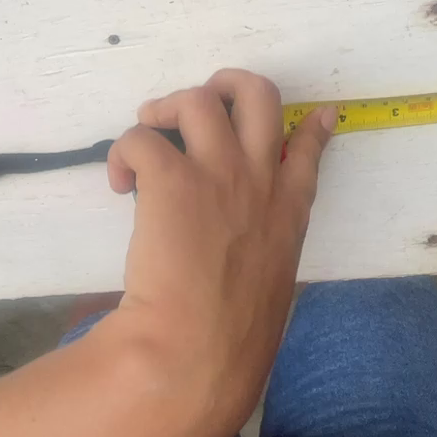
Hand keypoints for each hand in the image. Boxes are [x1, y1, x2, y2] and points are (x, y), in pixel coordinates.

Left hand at [98, 70, 335, 436]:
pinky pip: (141, 138)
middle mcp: (258, 179)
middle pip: (257, 94)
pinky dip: (123, 151)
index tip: (319, 113)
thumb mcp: (269, 289)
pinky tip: (118, 184)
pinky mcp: (172, 181)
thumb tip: (256, 253)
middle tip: (192, 106)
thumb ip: (267, 257)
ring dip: (164, 109)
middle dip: (225, 83)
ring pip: (196, 99)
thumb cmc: (232, 337)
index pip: (308, 150)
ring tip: (146, 139)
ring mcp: (218, 174)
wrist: (196, 353)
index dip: (311, 125)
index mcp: (288, 210)